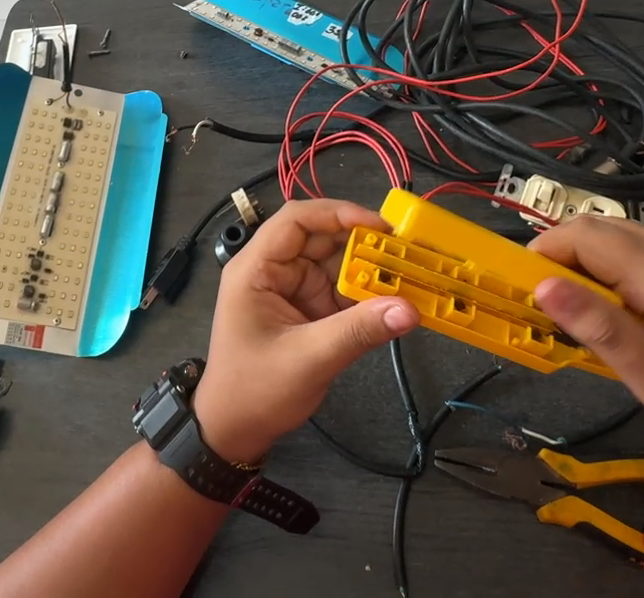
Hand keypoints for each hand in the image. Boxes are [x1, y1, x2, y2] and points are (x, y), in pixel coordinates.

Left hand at [192, 199, 419, 462]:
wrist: (233, 429)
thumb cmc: (255, 390)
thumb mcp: (308, 359)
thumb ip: (358, 331)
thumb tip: (410, 309)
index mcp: (256, 268)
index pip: (295, 220)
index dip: (337, 213)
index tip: (379, 225)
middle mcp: (272, 270)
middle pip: (320, 238)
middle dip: (362, 241)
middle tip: (406, 250)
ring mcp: (290, 288)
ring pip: (334, 262)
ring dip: (368, 267)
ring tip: (409, 272)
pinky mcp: (305, 308)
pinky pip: (339, 289)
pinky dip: (364, 293)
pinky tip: (393, 299)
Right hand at [528, 216, 643, 481]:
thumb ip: (603, 332)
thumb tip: (542, 286)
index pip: (587, 237)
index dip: (543, 252)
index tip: (521, 288)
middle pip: (599, 227)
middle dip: (559, 255)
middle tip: (545, 304)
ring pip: (620, 234)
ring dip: (585, 261)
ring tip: (580, 312)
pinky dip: (613, 267)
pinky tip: (620, 310)